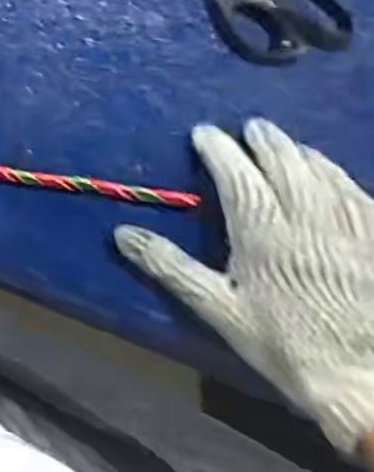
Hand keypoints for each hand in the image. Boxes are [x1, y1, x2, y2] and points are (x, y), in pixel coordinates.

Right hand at [115, 118, 373, 453]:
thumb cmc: (289, 346)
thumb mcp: (219, 310)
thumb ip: (169, 266)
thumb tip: (121, 231)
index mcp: (268, 239)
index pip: (242, 180)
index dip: (222, 152)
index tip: (205, 132)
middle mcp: (316, 232)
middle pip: (295, 175)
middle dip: (273, 146)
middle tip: (256, 125)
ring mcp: (360, 245)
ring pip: (339, 189)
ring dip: (314, 162)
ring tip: (298, 147)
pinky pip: (373, 213)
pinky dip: (357, 190)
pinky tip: (350, 186)